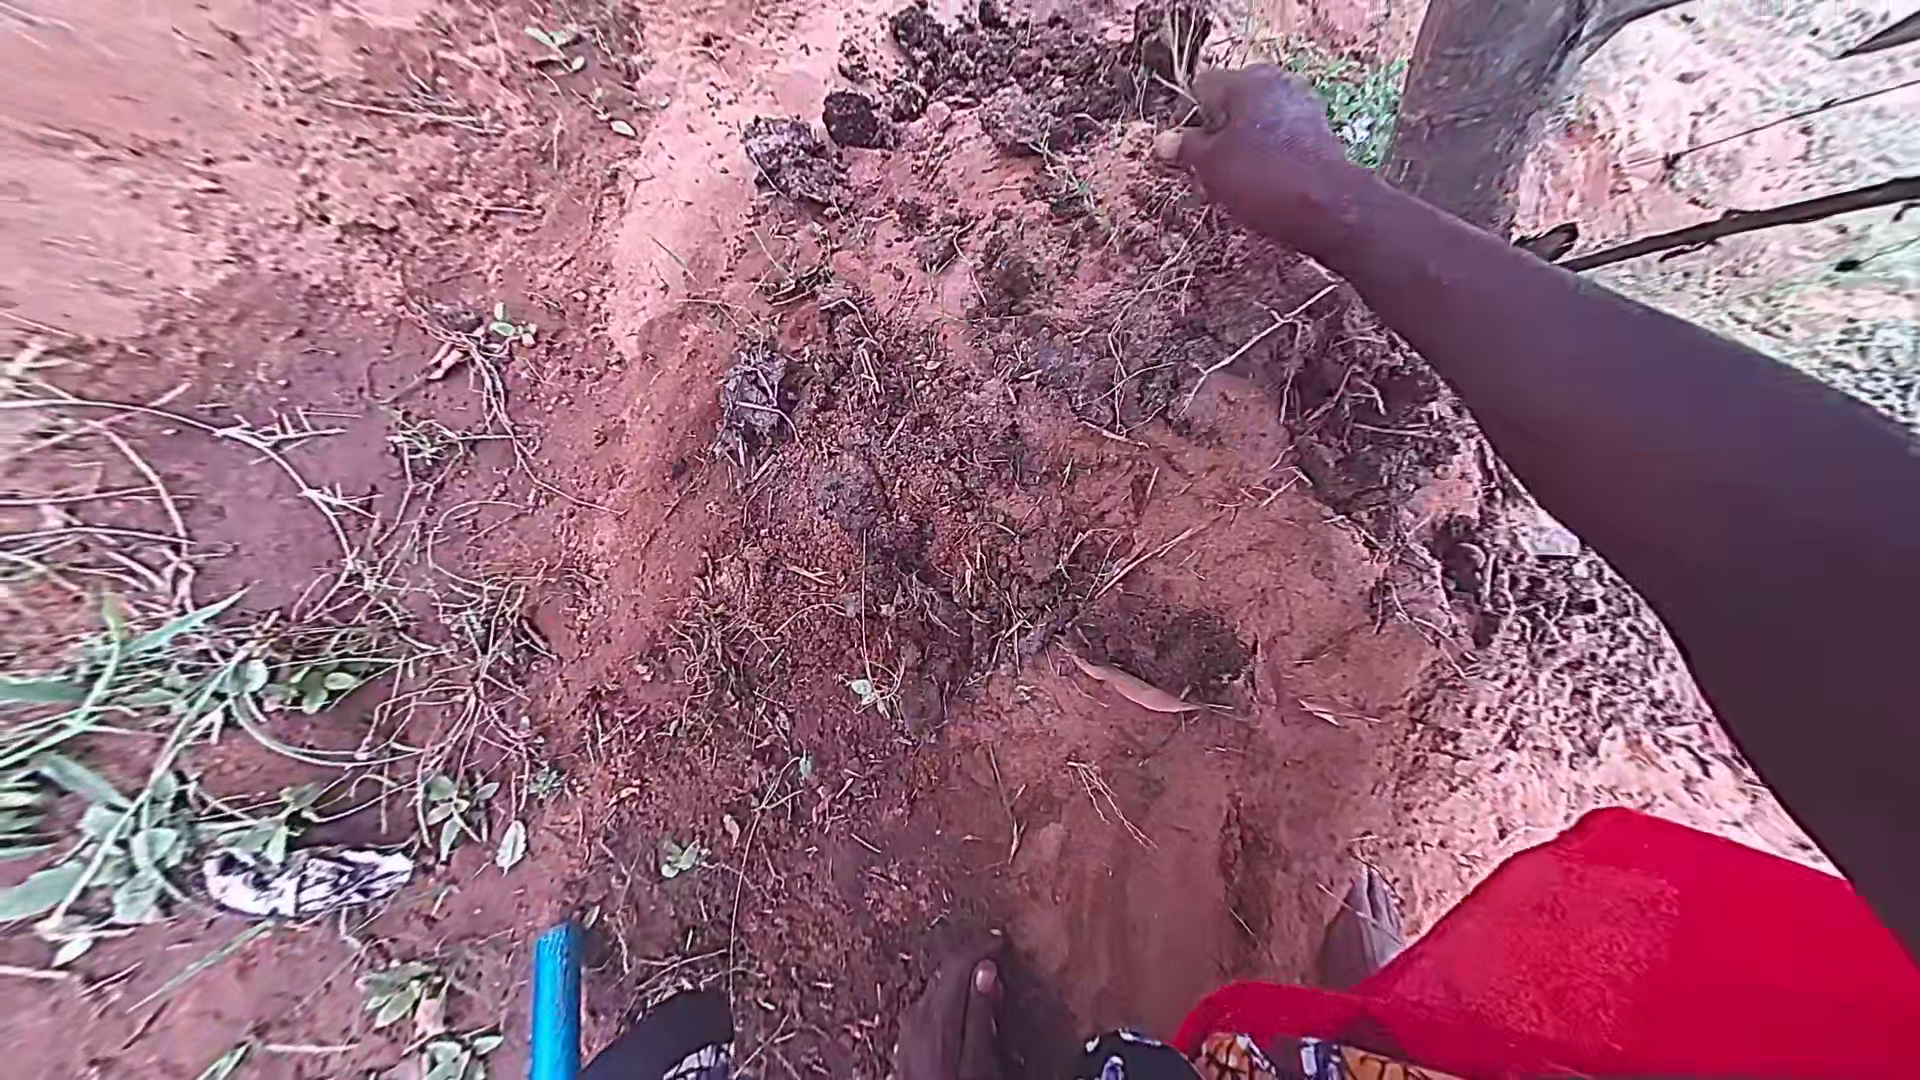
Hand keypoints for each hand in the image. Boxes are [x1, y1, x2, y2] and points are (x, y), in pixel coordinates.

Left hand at [894, 937, 1003, 1079]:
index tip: (1000, 942)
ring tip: (984, 989)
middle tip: (998, 965)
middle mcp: (917, 1016)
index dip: (981, 947)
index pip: (957, 962)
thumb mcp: (979, 1064)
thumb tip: (986, 969)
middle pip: (946, 972)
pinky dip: (949, 1000)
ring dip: (960, 982)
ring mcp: (908, 1030)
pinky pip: (930, 1007)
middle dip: (972, 964)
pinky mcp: (906, 1044)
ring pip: (938, 988)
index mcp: (936, 1016)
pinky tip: (961, 1014)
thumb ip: (981, 1016)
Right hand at [1172, 66, 1369, 253]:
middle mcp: (1277, 84)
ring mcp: (1299, 109)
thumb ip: (1186, 149)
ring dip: (1232, 154)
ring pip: (1251, 127)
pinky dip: (1257, 161)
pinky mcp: (1312, 137)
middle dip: (1210, 140)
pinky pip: (1272, 143)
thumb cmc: (1259, 179)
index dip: (1184, 121)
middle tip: (1197, 175)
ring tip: (1222, 188)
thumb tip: (1163, 140)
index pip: (1202, 89)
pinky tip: (1251, 188)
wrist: (1322, 206)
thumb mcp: (1211, 165)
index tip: (1177, 153)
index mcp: (1248, 82)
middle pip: (1229, 108)